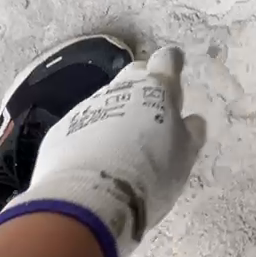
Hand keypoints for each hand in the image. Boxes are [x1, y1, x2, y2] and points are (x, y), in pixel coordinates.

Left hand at [7, 46, 205, 256]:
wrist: (91, 197)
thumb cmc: (152, 171)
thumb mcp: (186, 155)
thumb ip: (191, 131)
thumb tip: (191, 120)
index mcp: (158, 88)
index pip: (168, 59)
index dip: (172, 64)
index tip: (175, 73)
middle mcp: (123, 87)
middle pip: (136, 73)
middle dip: (144, 86)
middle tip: (150, 115)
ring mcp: (90, 104)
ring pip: (109, 98)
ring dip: (118, 113)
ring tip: (122, 146)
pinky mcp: (64, 127)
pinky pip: (85, 123)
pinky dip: (93, 134)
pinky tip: (96, 160)